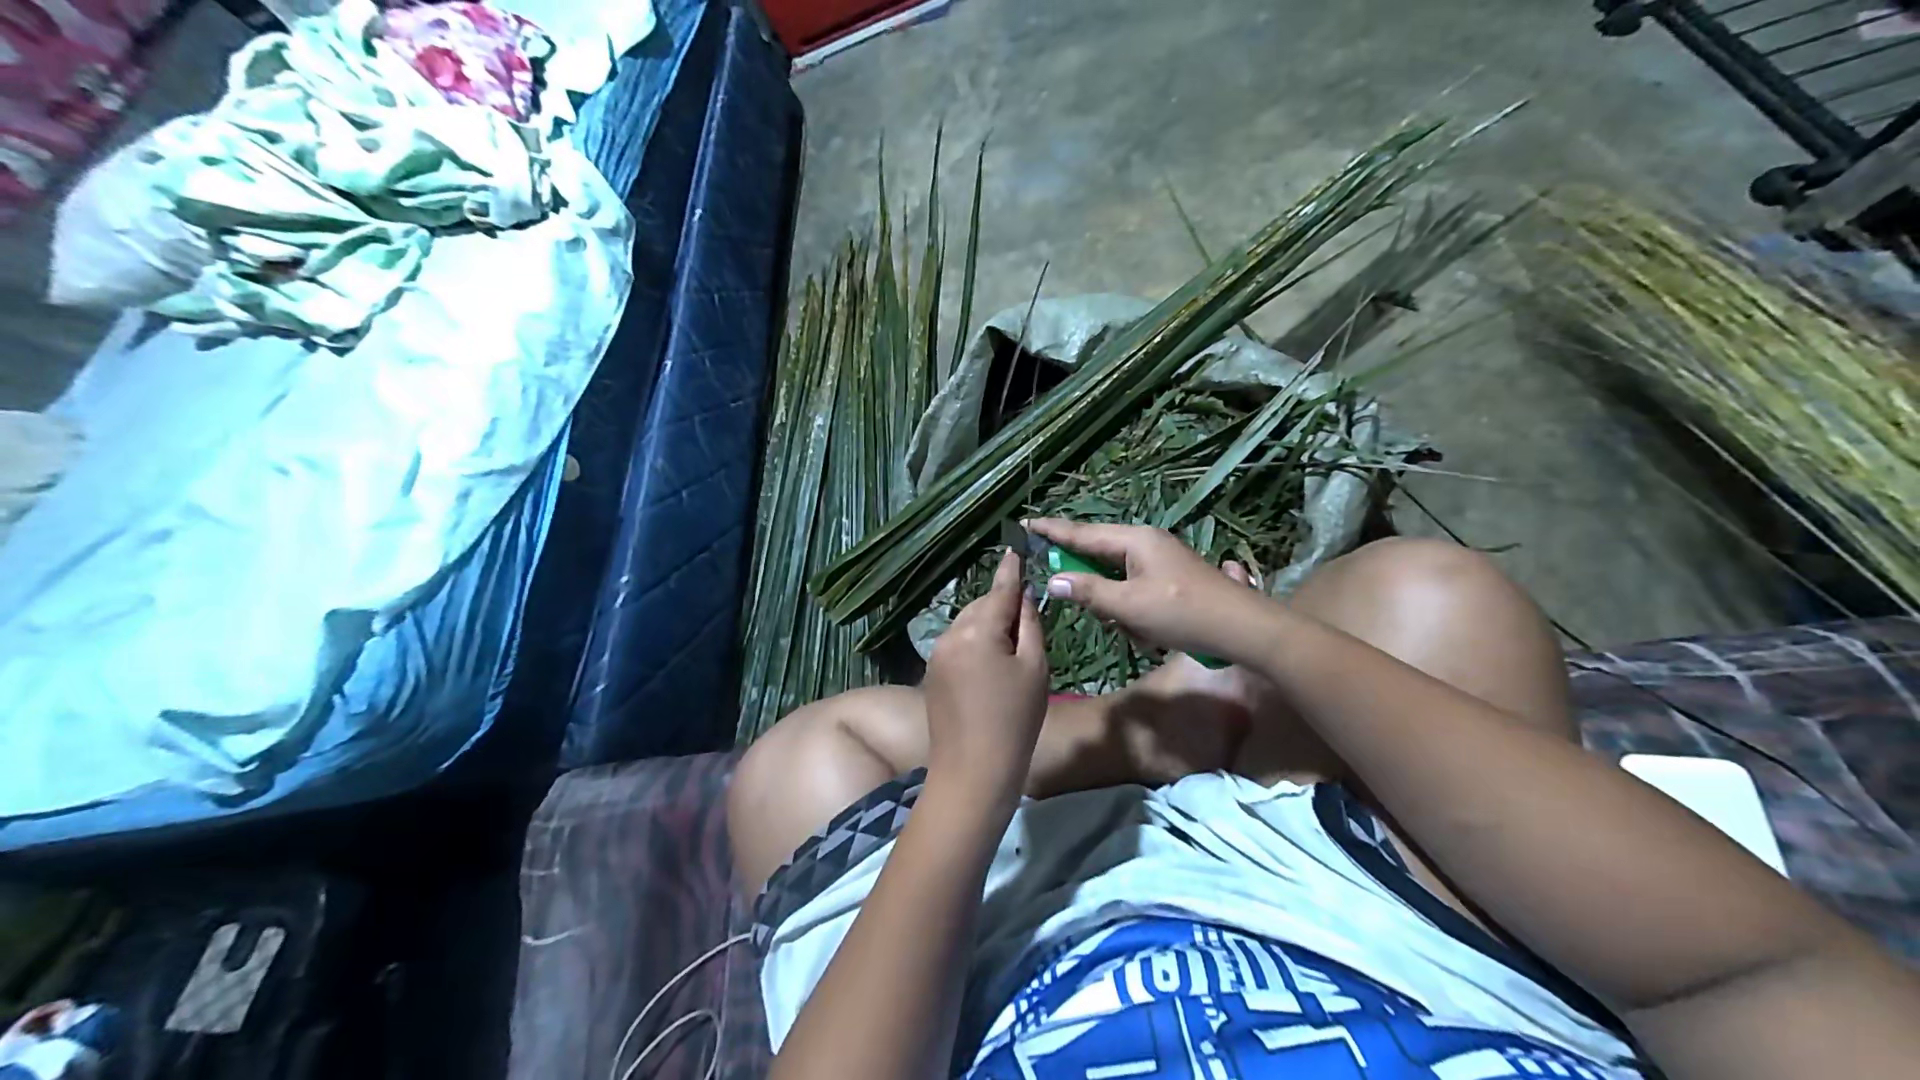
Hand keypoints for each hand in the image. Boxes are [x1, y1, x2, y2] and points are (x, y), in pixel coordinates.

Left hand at [921, 548, 1049, 797]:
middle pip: (981, 606)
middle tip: (1028, 616)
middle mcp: (951, 634)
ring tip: (1012, 645)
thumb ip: (1030, 626)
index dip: (1011, 570)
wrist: (973, 772)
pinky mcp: (932, 673)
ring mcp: (937, 654)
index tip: (1016, 549)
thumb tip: (1023, 599)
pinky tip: (991, 663)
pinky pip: (958, 644)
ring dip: (988, 625)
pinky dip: (975, 643)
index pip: (999, 590)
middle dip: (1002, 604)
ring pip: (968, 624)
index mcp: (978, 630)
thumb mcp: (1035, 669)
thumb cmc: (1015, 721)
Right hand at [1025, 518, 1272, 659]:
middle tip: (1093, 606)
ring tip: (1137, 630)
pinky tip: (1149, 633)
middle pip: (1098, 556)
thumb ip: (1088, 592)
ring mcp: (1159, 560)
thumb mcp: (1128, 606)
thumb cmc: (1182, 612)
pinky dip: (1133, 612)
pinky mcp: (1169, 578)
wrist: (1241, 628)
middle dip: (1092, 587)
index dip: (1052, 531)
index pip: (1082, 533)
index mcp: (1134, 540)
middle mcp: (1145, 543)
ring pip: (1116, 579)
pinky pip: (1134, 590)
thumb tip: (1054, 581)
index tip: (1026, 524)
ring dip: (1117, 607)